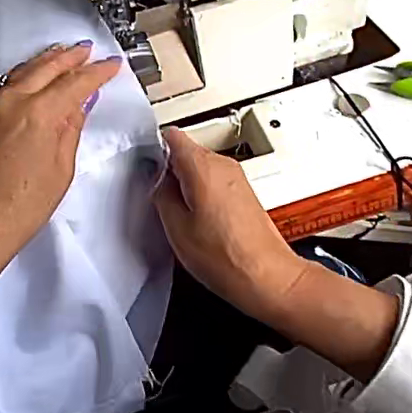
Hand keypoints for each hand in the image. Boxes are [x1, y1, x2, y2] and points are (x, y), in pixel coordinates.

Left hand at [0, 42, 121, 322]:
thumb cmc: (16, 210)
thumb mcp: (60, 172)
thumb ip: (69, 132)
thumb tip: (76, 108)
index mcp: (39, 113)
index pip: (75, 82)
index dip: (97, 72)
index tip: (112, 65)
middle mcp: (11, 102)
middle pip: (46, 68)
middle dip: (70, 57)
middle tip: (87, 50)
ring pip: (22, 72)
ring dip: (45, 61)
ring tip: (61, 55)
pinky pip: (4, 85)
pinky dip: (23, 75)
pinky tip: (31, 79)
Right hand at [154, 126, 398, 376]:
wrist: (266, 277)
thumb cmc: (228, 257)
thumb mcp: (176, 227)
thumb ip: (161, 194)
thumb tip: (157, 181)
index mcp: (203, 165)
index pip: (171, 136)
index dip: (153, 148)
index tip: (145, 167)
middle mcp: (224, 165)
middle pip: (186, 151)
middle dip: (169, 171)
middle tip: (159, 198)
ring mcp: (237, 178)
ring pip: (201, 168)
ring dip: (187, 185)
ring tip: (180, 217)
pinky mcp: (245, 193)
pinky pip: (215, 183)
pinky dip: (203, 196)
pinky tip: (199, 223)